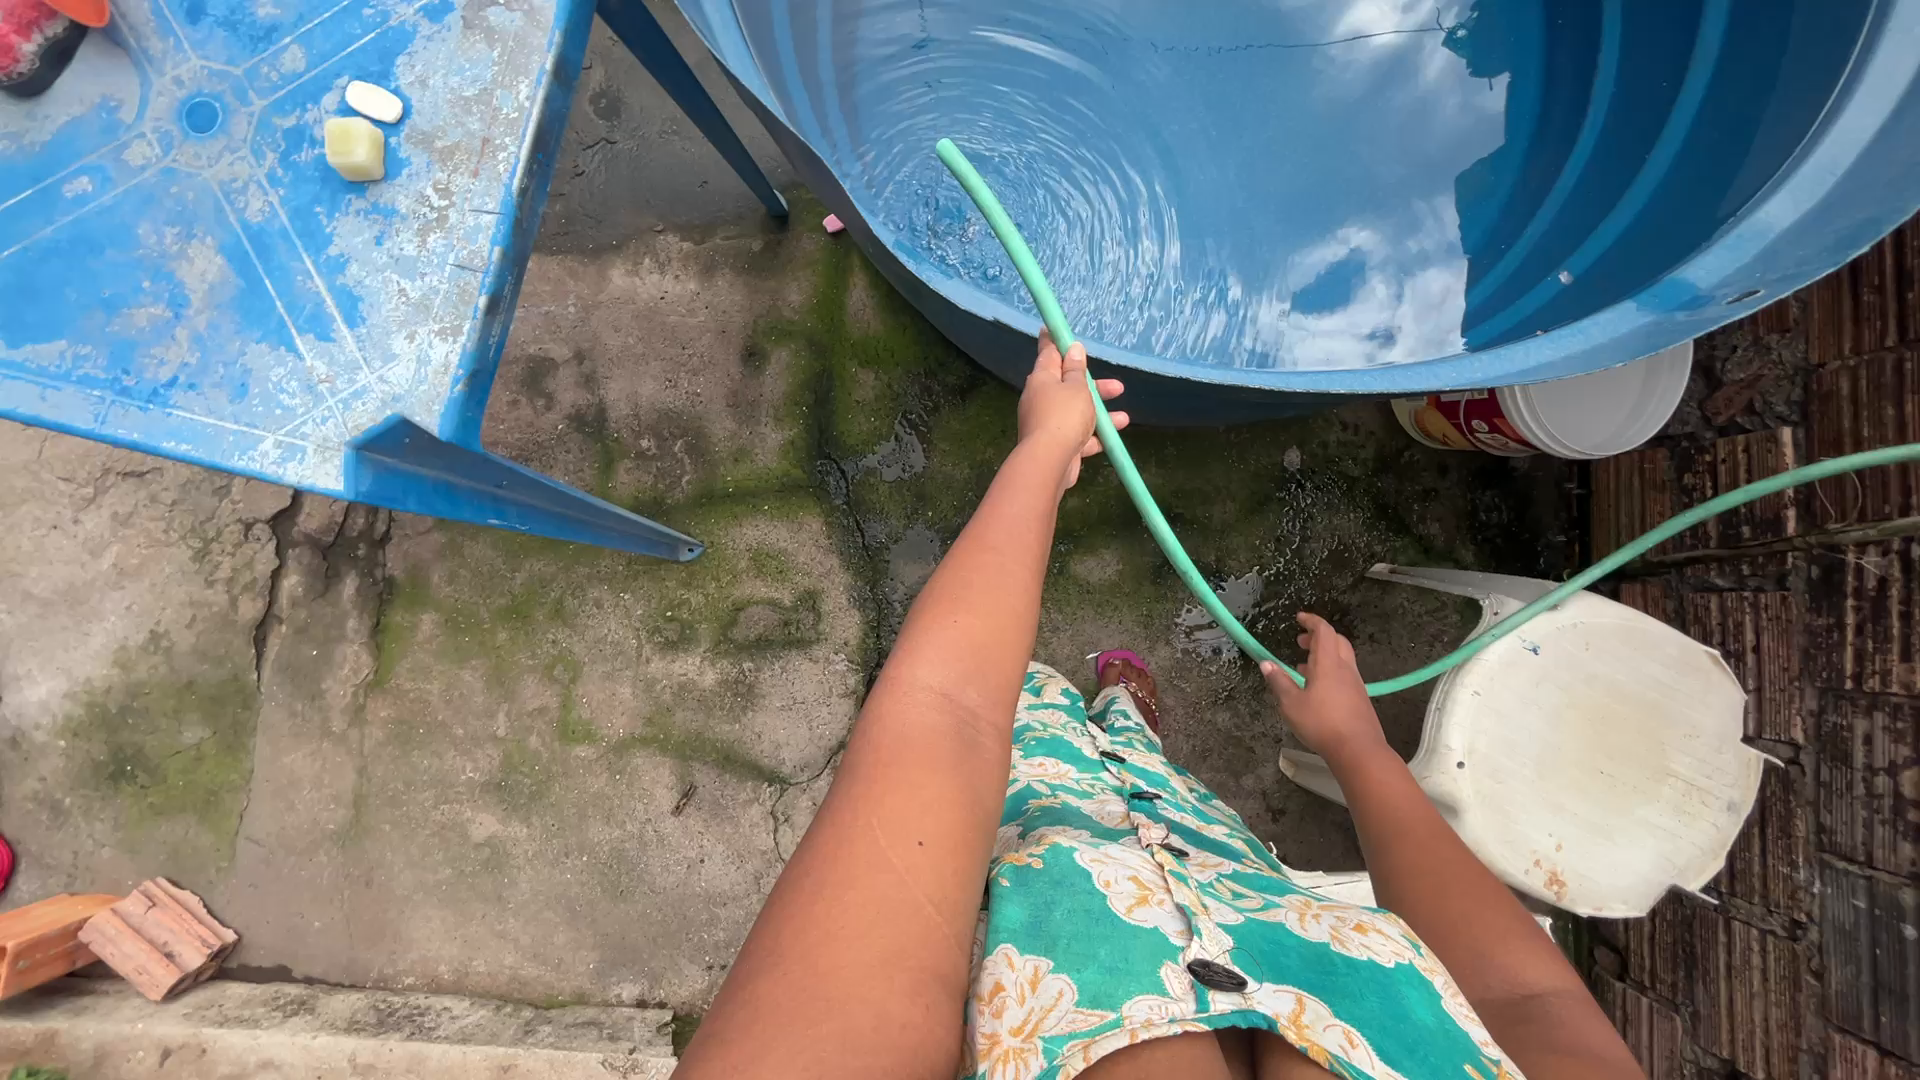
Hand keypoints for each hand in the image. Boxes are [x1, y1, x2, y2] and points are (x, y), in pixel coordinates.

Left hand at [1017, 331, 1128, 488]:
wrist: (1049, 462)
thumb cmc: (1064, 415)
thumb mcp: (1076, 387)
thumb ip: (1076, 369)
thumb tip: (1072, 347)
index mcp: (1042, 379)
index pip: (1048, 353)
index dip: (1054, 341)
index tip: (1053, 328)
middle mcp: (1041, 399)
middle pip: (1068, 386)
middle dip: (1094, 386)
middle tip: (1117, 386)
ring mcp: (1047, 423)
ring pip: (1076, 412)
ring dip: (1100, 414)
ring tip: (1124, 418)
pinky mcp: (1056, 444)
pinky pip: (1078, 435)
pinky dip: (1094, 436)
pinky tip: (1112, 438)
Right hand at [1260, 613, 1389, 768]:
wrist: (1359, 750)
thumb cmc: (1321, 723)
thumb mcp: (1291, 703)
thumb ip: (1279, 681)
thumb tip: (1266, 663)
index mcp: (1328, 664)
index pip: (1324, 631)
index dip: (1312, 621)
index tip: (1299, 618)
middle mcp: (1345, 669)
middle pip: (1337, 641)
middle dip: (1319, 636)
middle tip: (1301, 641)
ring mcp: (1355, 684)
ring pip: (1342, 658)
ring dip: (1324, 655)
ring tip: (1303, 665)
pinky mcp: (1359, 699)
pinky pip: (1344, 674)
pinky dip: (1330, 671)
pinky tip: (1317, 688)